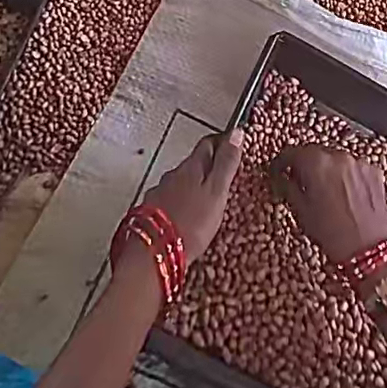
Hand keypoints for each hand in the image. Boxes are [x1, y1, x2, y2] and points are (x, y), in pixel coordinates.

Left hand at [142, 129, 244, 260]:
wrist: (153, 254)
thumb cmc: (191, 223)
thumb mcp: (217, 192)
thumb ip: (226, 163)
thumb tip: (236, 132)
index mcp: (191, 167)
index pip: (208, 143)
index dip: (222, 142)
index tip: (234, 145)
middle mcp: (172, 175)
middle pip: (193, 163)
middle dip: (208, 166)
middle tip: (224, 176)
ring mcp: (158, 193)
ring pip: (180, 183)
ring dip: (193, 186)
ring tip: (206, 200)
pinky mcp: (150, 213)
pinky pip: (170, 201)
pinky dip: (180, 203)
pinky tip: (186, 217)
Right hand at [268, 144, 386, 263]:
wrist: (368, 248)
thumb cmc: (331, 233)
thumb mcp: (300, 211)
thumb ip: (288, 187)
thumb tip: (281, 177)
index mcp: (316, 163)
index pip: (292, 152)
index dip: (282, 162)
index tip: (278, 170)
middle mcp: (338, 156)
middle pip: (315, 153)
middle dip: (305, 165)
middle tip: (300, 181)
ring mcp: (358, 162)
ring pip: (335, 159)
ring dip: (327, 170)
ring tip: (324, 191)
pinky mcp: (374, 171)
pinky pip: (353, 167)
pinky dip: (346, 176)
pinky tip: (344, 194)